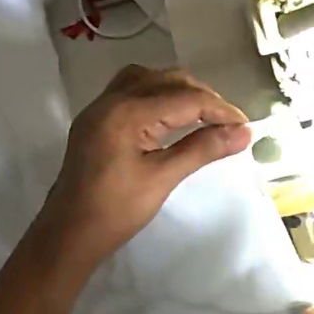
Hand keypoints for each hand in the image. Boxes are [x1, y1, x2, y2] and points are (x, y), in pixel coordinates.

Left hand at [35, 65, 250, 266]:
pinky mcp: (95, 121)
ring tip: (202, 115)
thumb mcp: (162, 178)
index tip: (245, 127)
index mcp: (126, 112)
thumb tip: (244, 133)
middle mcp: (110, 100)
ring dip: (178, 91)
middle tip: (228, 123)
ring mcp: (99, 108)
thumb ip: (202, 149)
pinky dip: (156, 95)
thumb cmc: (116, 211)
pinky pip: (130, 91)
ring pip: (147, 80)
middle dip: (202, 97)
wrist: (68, 234)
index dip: (220, 110)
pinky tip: (169, 115)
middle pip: (167, 80)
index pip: (184, 98)